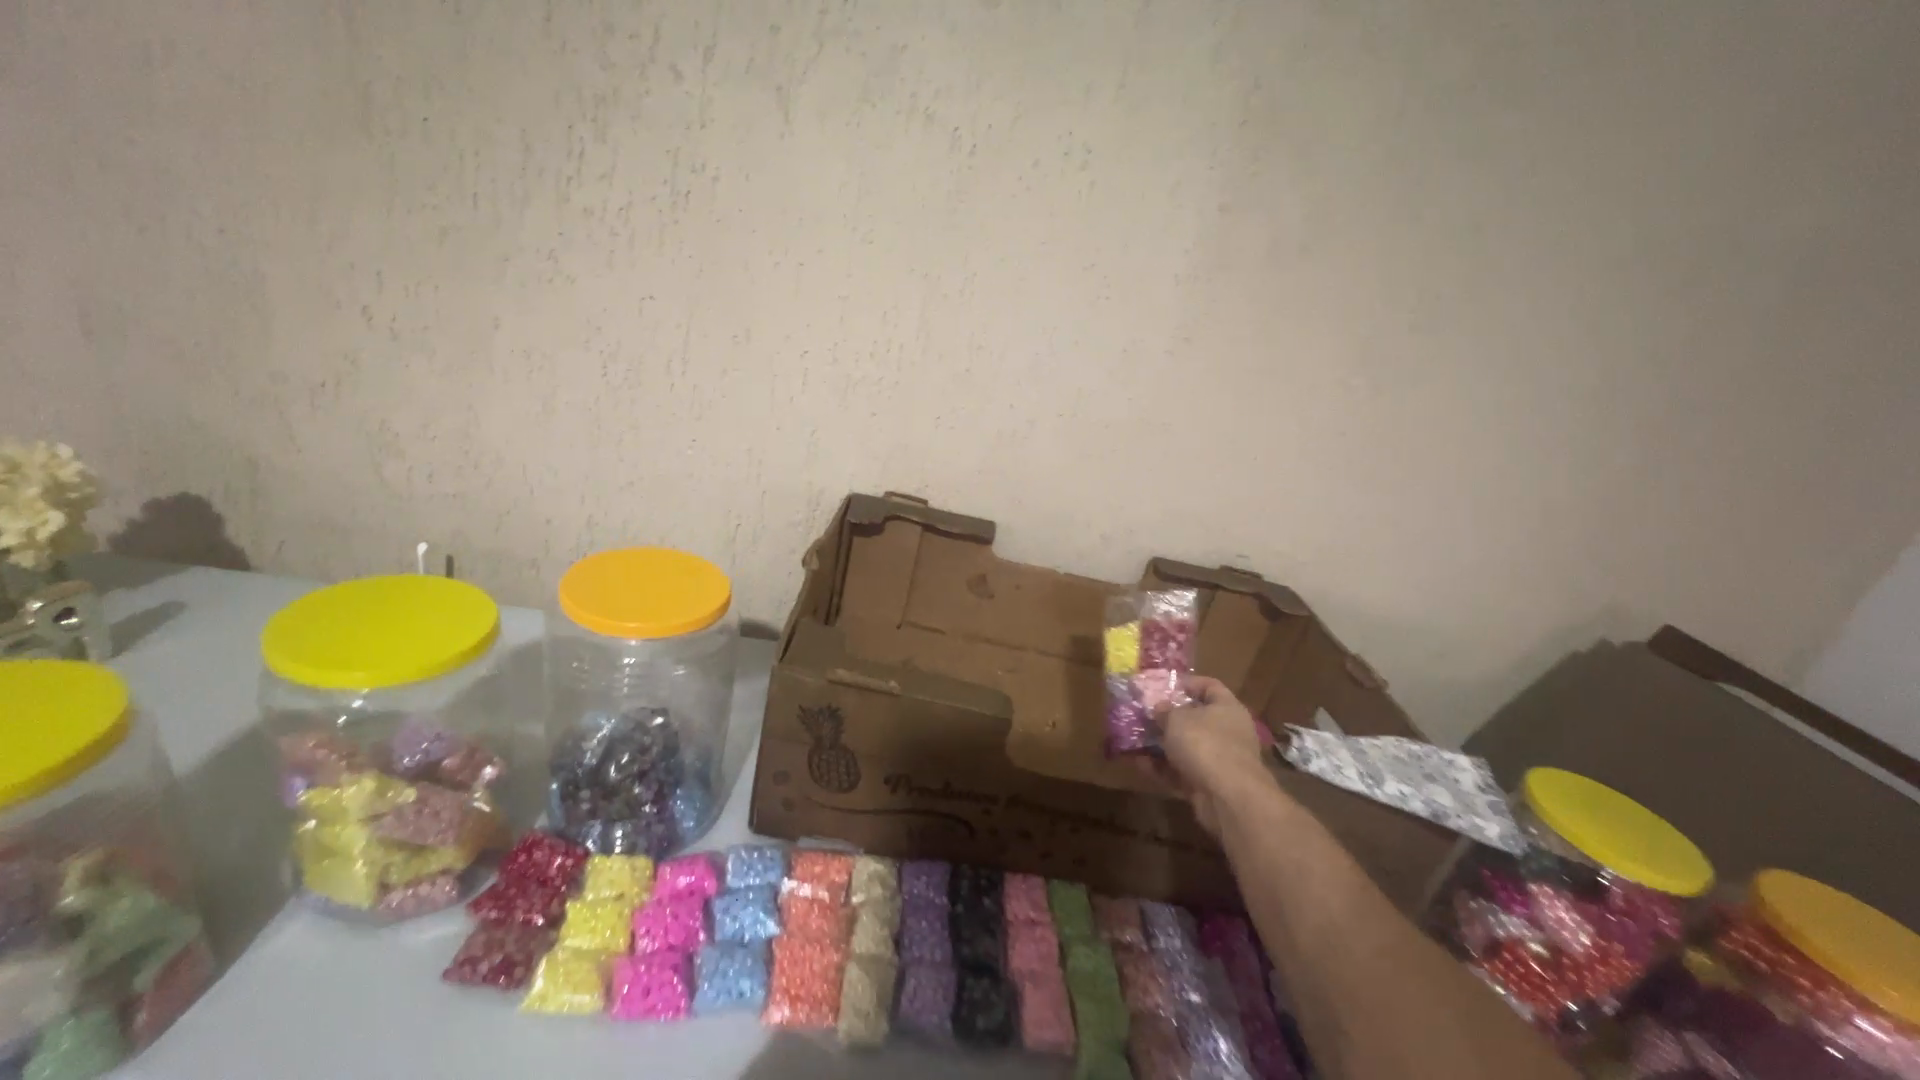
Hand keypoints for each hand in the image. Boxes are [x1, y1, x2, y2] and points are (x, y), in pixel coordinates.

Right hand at [1142, 674, 1281, 836]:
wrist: (1228, 796)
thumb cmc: (1204, 743)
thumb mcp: (1177, 719)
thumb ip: (1165, 711)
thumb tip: (1160, 707)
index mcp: (1227, 708)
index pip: (1210, 686)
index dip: (1187, 683)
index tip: (1163, 686)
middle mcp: (1227, 732)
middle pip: (1197, 719)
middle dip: (1169, 719)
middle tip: (1144, 715)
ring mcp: (1220, 760)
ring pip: (1187, 748)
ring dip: (1162, 745)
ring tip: (1135, 740)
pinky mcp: (1209, 784)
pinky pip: (1182, 771)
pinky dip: (1163, 768)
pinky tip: (1139, 764)